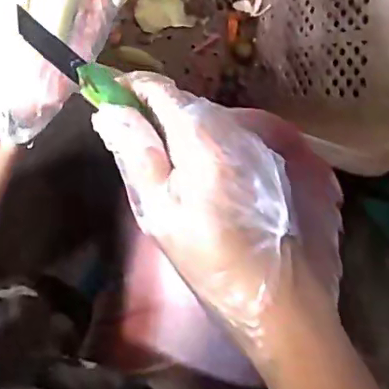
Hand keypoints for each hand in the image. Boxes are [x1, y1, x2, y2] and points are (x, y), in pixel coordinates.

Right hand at [90, 73, 342, 350]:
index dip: (129, 85)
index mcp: (202, 136)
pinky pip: (224, 133)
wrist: (284, 303)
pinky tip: (194, 172)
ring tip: (157, 154)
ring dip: (176, 123)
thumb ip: (134, 153)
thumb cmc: (211, 260)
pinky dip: (200, 138)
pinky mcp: (268, 159)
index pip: (159, 88)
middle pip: (182, 99)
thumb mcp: (159, 211)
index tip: (105, 92)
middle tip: (125, 131)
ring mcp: (255, 142)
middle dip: (151, 107)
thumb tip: (109, 111)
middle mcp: (232, 127)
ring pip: (204, 116)